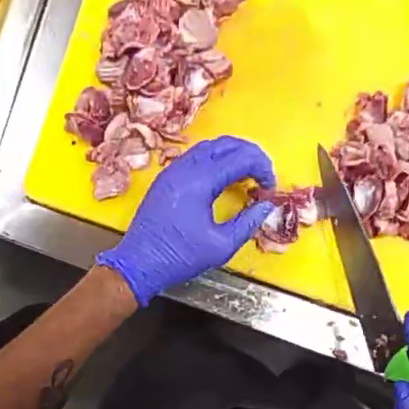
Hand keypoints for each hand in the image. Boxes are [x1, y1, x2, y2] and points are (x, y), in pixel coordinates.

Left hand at [94, 136, 275, 305]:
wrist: (138, 264)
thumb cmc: (178, 258)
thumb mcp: (220, 247)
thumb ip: (247, 224)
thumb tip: (265, 207)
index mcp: (199, 181)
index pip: (240, 158)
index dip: (262, 169)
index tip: (270, 188)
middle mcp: (184, 168)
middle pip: (226, 144)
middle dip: (250, 155)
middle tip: (263, 176)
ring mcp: (172, 171)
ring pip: (209, 147)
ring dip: (232, 155)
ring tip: (246, 176)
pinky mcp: (165, 179)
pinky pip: (195, 157)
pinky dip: (214, 161)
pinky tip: (222, 180)